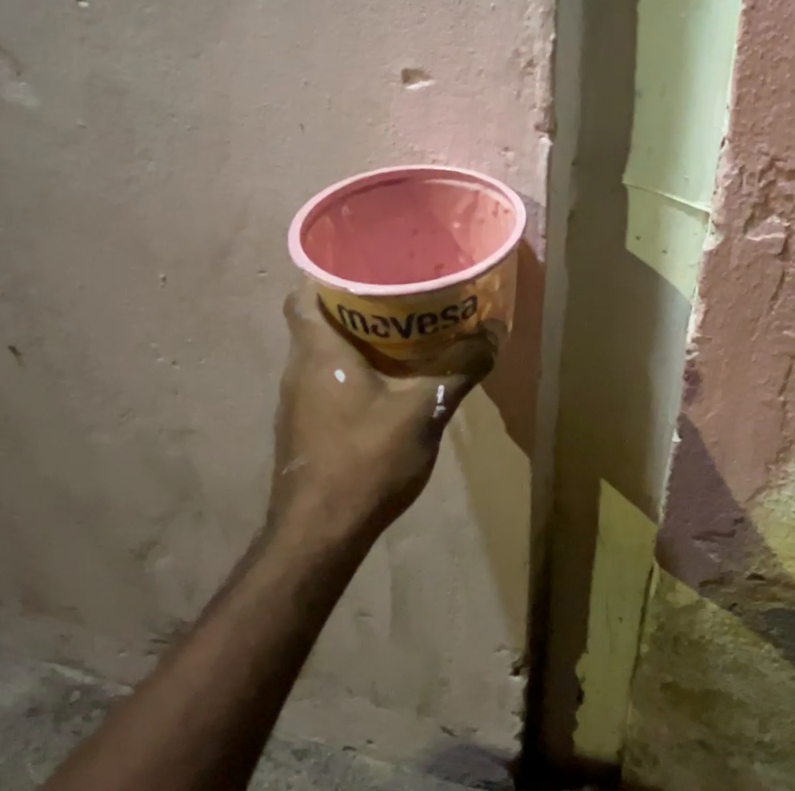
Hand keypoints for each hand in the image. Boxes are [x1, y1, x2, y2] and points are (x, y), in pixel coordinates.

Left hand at [268, 284, 496, 543]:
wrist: (319, 534)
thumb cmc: (365, 461)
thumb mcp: (424, 410)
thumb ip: (460, 368)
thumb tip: (494, 333)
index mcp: (318, 353)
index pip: (302, 294)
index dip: (327, 271)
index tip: (366, 260)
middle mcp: (300, 371)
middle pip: (319, 319)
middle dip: (358, 301)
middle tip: (405, 291)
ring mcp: (300, 403)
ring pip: (326, 352)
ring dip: (360, 337)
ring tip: (408, 330)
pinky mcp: (309, 429)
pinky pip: (330, 380)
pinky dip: (358, 369)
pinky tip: (394, 380)